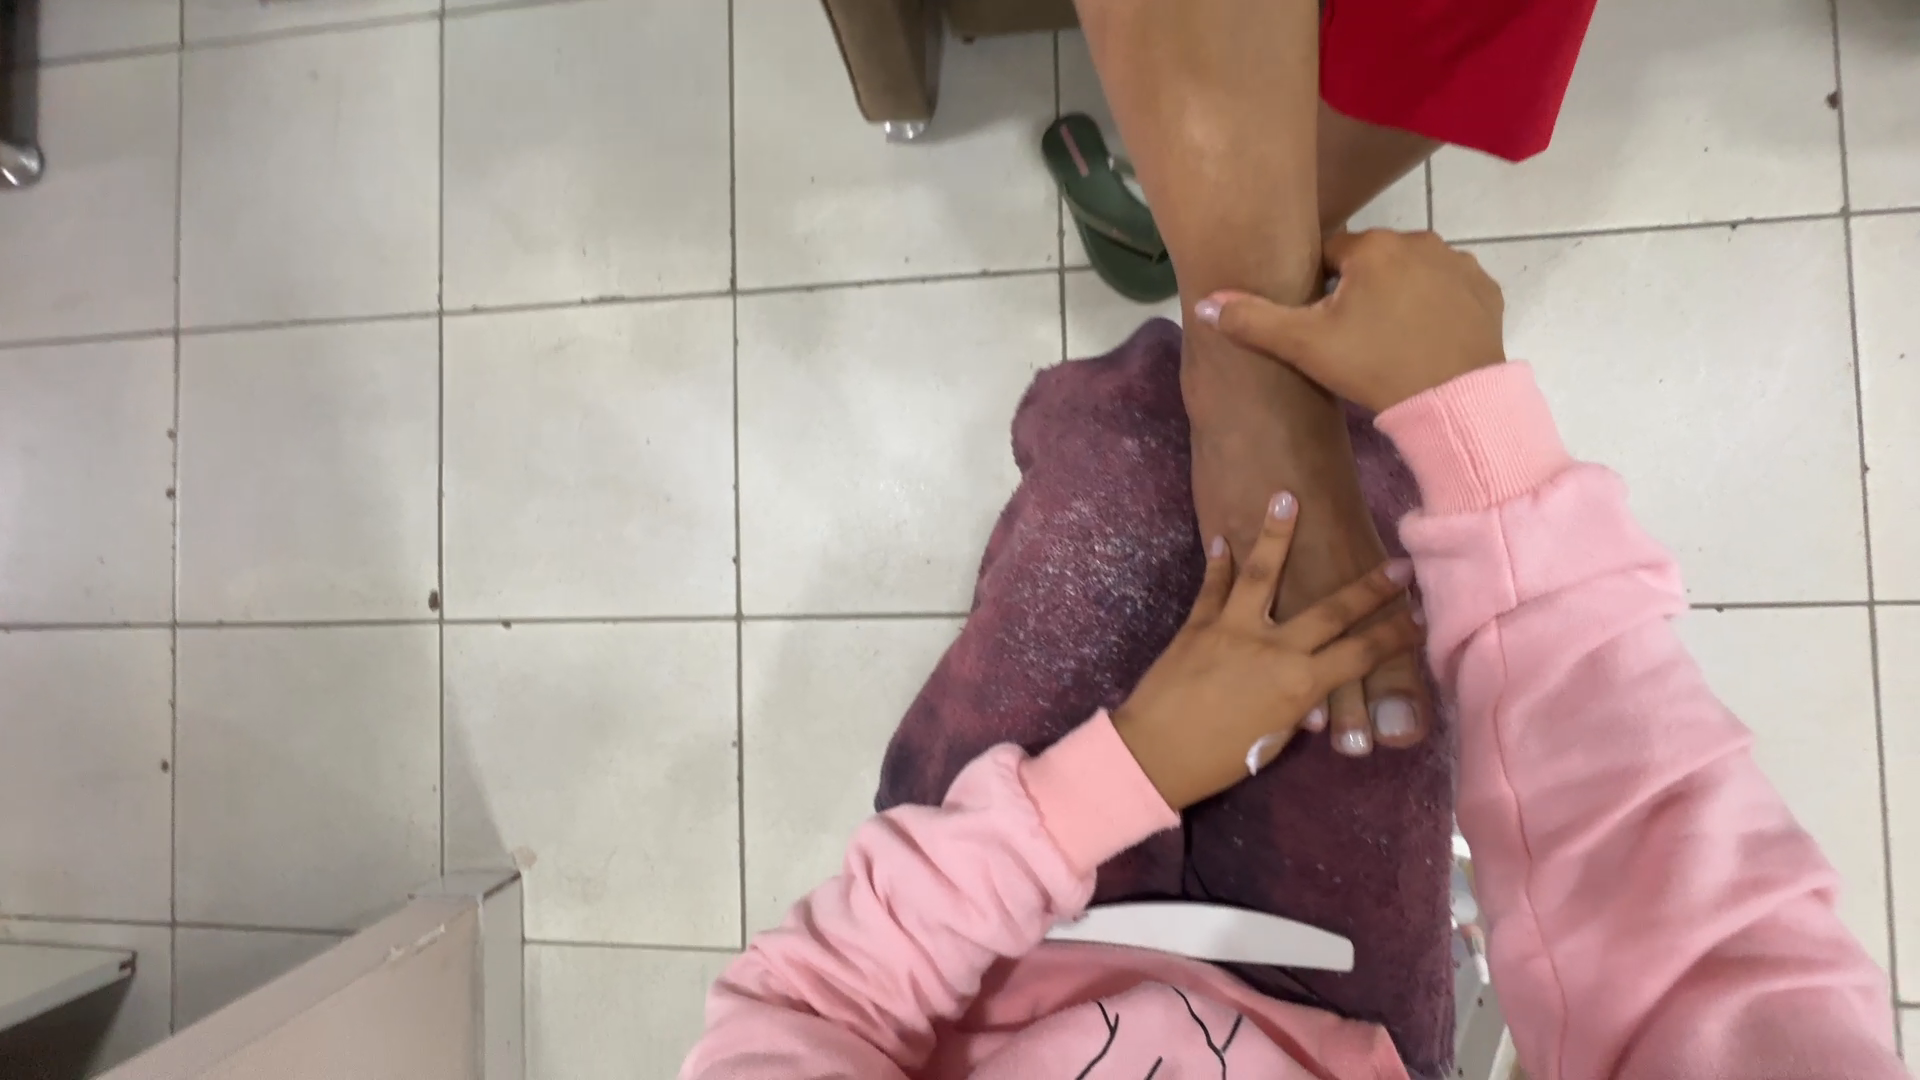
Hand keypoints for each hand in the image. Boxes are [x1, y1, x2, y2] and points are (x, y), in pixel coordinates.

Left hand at [1113, 490, 1423, 810]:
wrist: (1155, 752)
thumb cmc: (1220, 758)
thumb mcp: (1274, 738)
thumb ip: (1298, 704)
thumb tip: (1315, 689)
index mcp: (1302, 684)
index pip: (1363, 654)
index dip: (1396, 634)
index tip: (1422, 612)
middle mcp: (1275, 648)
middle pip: (1332, 609)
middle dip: (1369, 586)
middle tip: (1398, 562)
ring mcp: (1234, 629)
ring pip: (1263, 574)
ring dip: (1276, 534)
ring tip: (1286, 496)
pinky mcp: (1198, 623)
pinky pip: (1212, 586)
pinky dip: (1217, 563)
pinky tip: (1221, 538)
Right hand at [1193, 229, 1506, 413]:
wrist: (1451, 398)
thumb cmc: (1371, 364)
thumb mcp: (1303, 345)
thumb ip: (1252, 320)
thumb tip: (1203, 304)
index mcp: (1371, 247)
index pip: (1327, 252)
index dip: (1314, 286)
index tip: (1314, 321)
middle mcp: (1419, 240)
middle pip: (1368, 261)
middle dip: (1353, 288)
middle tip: (1344, 335)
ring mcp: (1458, 262)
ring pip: (1407, 272)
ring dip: (1391, 294)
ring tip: (1381, 339)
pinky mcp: (1485, 289)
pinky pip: (1444, 288)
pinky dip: (1429, 305)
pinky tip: (1418, 338)